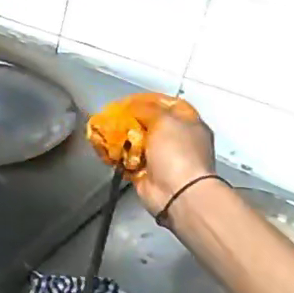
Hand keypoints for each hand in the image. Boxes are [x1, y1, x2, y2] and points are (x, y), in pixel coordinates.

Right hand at [87, 93, 223, 214]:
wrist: (177, 192)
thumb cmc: (177, 152)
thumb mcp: (164, 120)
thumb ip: (146, 109)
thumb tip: (132, 107)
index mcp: (189, 124)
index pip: (169, 105)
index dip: (149, 100)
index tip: (130, 100)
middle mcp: (177, 140)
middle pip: (150, 123)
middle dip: (131, 119)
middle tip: (113, 115)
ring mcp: (162, 158)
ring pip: (136, 141)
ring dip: (121, 137)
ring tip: (105, 130)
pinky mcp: (146, 173)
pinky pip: (127, 159)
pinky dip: (116, 154)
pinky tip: (104, 147)